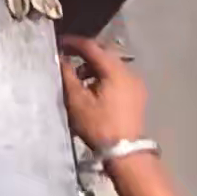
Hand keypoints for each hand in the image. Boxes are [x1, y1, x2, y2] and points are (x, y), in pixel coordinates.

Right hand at [58, 35, 147, 151]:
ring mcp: (136, 84)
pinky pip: (118, 76)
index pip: (92, 47)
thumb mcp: (77, 100)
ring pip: (112, 65)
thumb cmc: (98, 125)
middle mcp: (129, 72)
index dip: (73, 42)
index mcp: (115, 71)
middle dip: (84, 53)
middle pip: (104, 53)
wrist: (125, 152)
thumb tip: (60, 58)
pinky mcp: (137, 94)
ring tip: (78, 76)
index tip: (59, 43)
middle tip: (67, 56)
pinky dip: (104, 75)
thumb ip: (67, 75)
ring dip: (94, 66)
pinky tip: (93, 88)